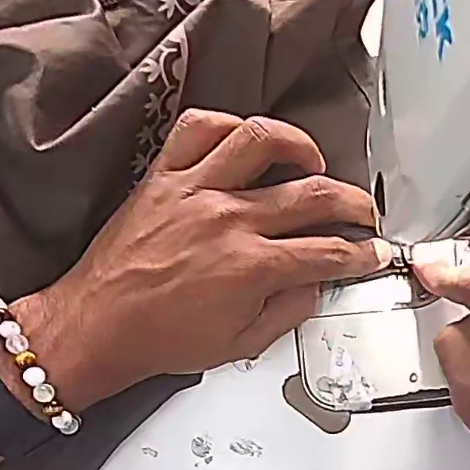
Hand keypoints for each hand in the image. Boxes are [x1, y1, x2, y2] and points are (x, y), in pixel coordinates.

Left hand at [1, 110, 388, 410]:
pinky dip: (229, 125)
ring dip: (299, 145)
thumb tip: (314, 286)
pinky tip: (244, 141)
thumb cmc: (160, 339)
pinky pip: (200, 128)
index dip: (360, 254)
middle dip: (352, 204)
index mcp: (251, 268)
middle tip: (362, 213)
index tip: (371, 253)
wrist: (99, 326)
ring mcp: (195, 191)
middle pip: (312, 194)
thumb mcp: (239, 345)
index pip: (327, 252)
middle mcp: (228, 221)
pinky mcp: (164, 177)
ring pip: (261, 141)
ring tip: (312, 162)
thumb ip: (287, 312)